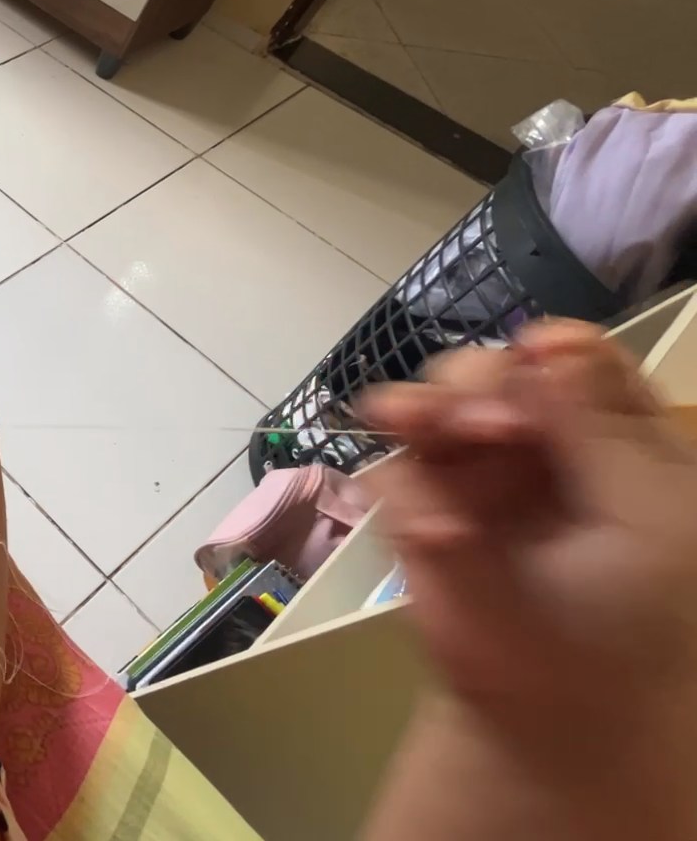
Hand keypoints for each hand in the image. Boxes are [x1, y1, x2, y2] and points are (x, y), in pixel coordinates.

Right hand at [359, 321, 696, 781]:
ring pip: (415, 404)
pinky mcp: (406, 504)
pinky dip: (404, 497)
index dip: (549, 351)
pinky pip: (388, 472)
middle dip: (470, 382)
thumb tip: (552, 337)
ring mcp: (460, 471)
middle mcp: (528, 443)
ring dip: (413, 409)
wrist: (548, 703)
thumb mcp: (652, 520)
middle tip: (483, 422)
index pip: (571, 364)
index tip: (536, 354)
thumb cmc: (630, 617)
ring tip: (413, 427)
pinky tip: (437, 534)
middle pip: (480, 371)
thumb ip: (606, 430)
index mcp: (605, 440)